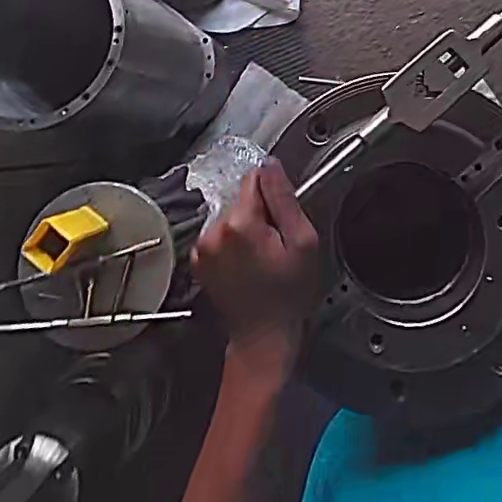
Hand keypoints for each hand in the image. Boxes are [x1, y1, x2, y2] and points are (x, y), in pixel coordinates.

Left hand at [192, 159, 321, 362]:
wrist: (263, 336)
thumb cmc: (287, 294)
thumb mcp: (302, 242)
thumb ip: (284, 199)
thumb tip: (270, 165)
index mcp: (240, 224)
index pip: (254, 178)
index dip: (273, 195)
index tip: (281, 217)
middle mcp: (214, 231)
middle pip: (241, 197)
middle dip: (260, 212)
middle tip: (274, 243)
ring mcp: (202, 246)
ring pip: (231, 214)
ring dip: (246, 226)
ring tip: (260, 256)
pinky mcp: (199, 258)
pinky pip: (220, 232)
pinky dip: (233, 241)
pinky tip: (246, 263)